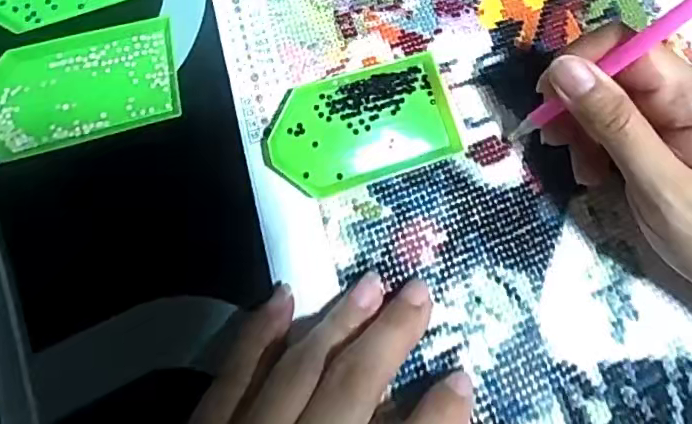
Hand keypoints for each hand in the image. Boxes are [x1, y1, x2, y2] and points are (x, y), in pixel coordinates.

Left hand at [190, 275, 471, 423]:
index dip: (437, 418)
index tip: (461, 377)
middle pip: (350, 392)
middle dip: (389, 340)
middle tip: (420, 290)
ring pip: (297, 371)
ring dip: (336, 324)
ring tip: (371, 282)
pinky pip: (230, 379)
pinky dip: (257, 336)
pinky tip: (282, 296)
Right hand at [537, 23, 691, 315]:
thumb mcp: (664, 189)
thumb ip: (614, 124)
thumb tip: (563, 66)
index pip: (626, 44)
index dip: (580, 60)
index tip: (548, 102)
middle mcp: (687, 88)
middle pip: (614, 67)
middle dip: (577, 99)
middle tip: (556, 144)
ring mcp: (679, 109)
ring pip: (611, 93)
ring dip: (584, 125)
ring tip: (581, 170)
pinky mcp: (669, 130)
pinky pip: (621, 118)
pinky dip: (598, 141)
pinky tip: (595, 173)